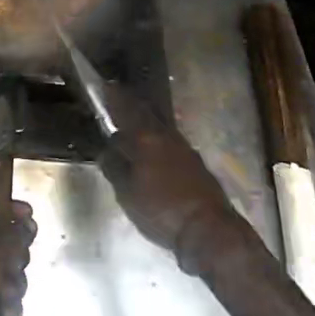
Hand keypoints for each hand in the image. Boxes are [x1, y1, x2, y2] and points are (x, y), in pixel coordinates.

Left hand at [0, 198, 36, 315]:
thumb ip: (15, 234)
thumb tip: (29, 221)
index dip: (11, 207)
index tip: (31, 215)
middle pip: (8, 242)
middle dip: (17, 257)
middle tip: (12, 265)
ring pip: (12, 274)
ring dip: (14, 286)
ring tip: (2, 296)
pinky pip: (9, 301)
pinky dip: (8, 308)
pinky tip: (2, 315)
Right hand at [99, 88, 249, 273]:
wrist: (209, 229)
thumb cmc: (162, 211)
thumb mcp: (127, 194)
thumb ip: (115, 168)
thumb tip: (107, 150)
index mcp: (144, 139)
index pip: (124, 111)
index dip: (113, 99)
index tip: (105, 86)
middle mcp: (165, 136)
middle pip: (144, 114)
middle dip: (130, 104)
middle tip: (118, 96)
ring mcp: (184, 148)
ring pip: (159, 127)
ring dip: (146, 121)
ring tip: (133, 122)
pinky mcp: (196, 163)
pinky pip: (170, 141)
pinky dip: (158, 138)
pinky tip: (155, 147)